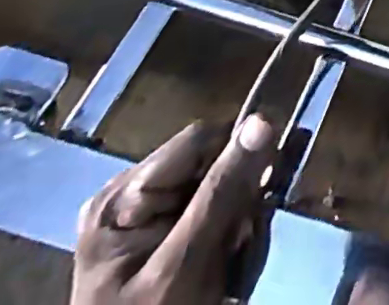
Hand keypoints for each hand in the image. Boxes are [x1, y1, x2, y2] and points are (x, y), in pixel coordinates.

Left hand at [71, 116, 275, 304]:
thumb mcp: (186, 266)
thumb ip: (222, 192)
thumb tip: (264, 120)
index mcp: (122, 198)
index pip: (202, 139)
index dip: (241, 154)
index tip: (266, 190)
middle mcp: (128, 194)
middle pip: (209, 160)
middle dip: (239, 195)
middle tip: (243, 241)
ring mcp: (142, 215)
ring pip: (218, 184)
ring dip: (239, 216)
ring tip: (234, 261)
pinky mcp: (158, 232)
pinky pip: (211, 208)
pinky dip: (230, 231)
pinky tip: (228, 262)